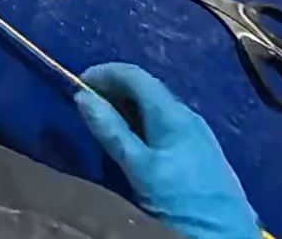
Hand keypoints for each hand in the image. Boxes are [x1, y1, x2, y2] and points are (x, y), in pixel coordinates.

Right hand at [74, 64, 259, 238]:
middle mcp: (187, 115)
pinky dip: (143, 123)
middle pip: (146, 88)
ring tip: (104, 121)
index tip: (79, 82)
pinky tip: (133, 143)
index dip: (105, 73)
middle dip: (115, 89)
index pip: (135, 75)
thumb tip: (83, 96)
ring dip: (128, 107)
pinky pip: (166, 125)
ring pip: (156, 107)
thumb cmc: (181, 207)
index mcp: (173, 113)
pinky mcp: (202, 156)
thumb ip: (112, 133)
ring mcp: (198, 135)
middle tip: (87, 103)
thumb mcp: (141, 172)